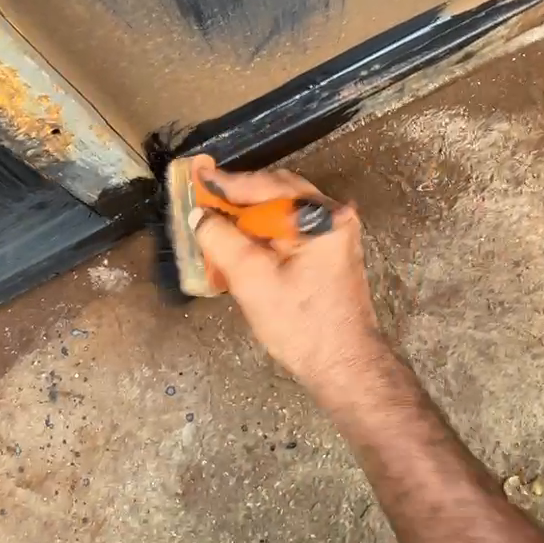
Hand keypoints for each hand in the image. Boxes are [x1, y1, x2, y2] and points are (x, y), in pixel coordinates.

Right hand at [190, 156, 389, 401]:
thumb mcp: (252, 280)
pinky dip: (266, 228)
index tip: (199, 175)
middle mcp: (334, 216)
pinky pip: (292, 226)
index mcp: (322, 217)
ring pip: (284, 208)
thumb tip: (200, 215)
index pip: (268, 185)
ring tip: (219, 217)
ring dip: (251, 212)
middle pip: (279, 191)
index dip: (229, 183)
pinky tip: (244, 239)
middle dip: (240, 194)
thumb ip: (222, 239)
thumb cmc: (302, 326)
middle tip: (207, 197)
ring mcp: (336, 233)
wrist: (345, 367)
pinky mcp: (330, 250)